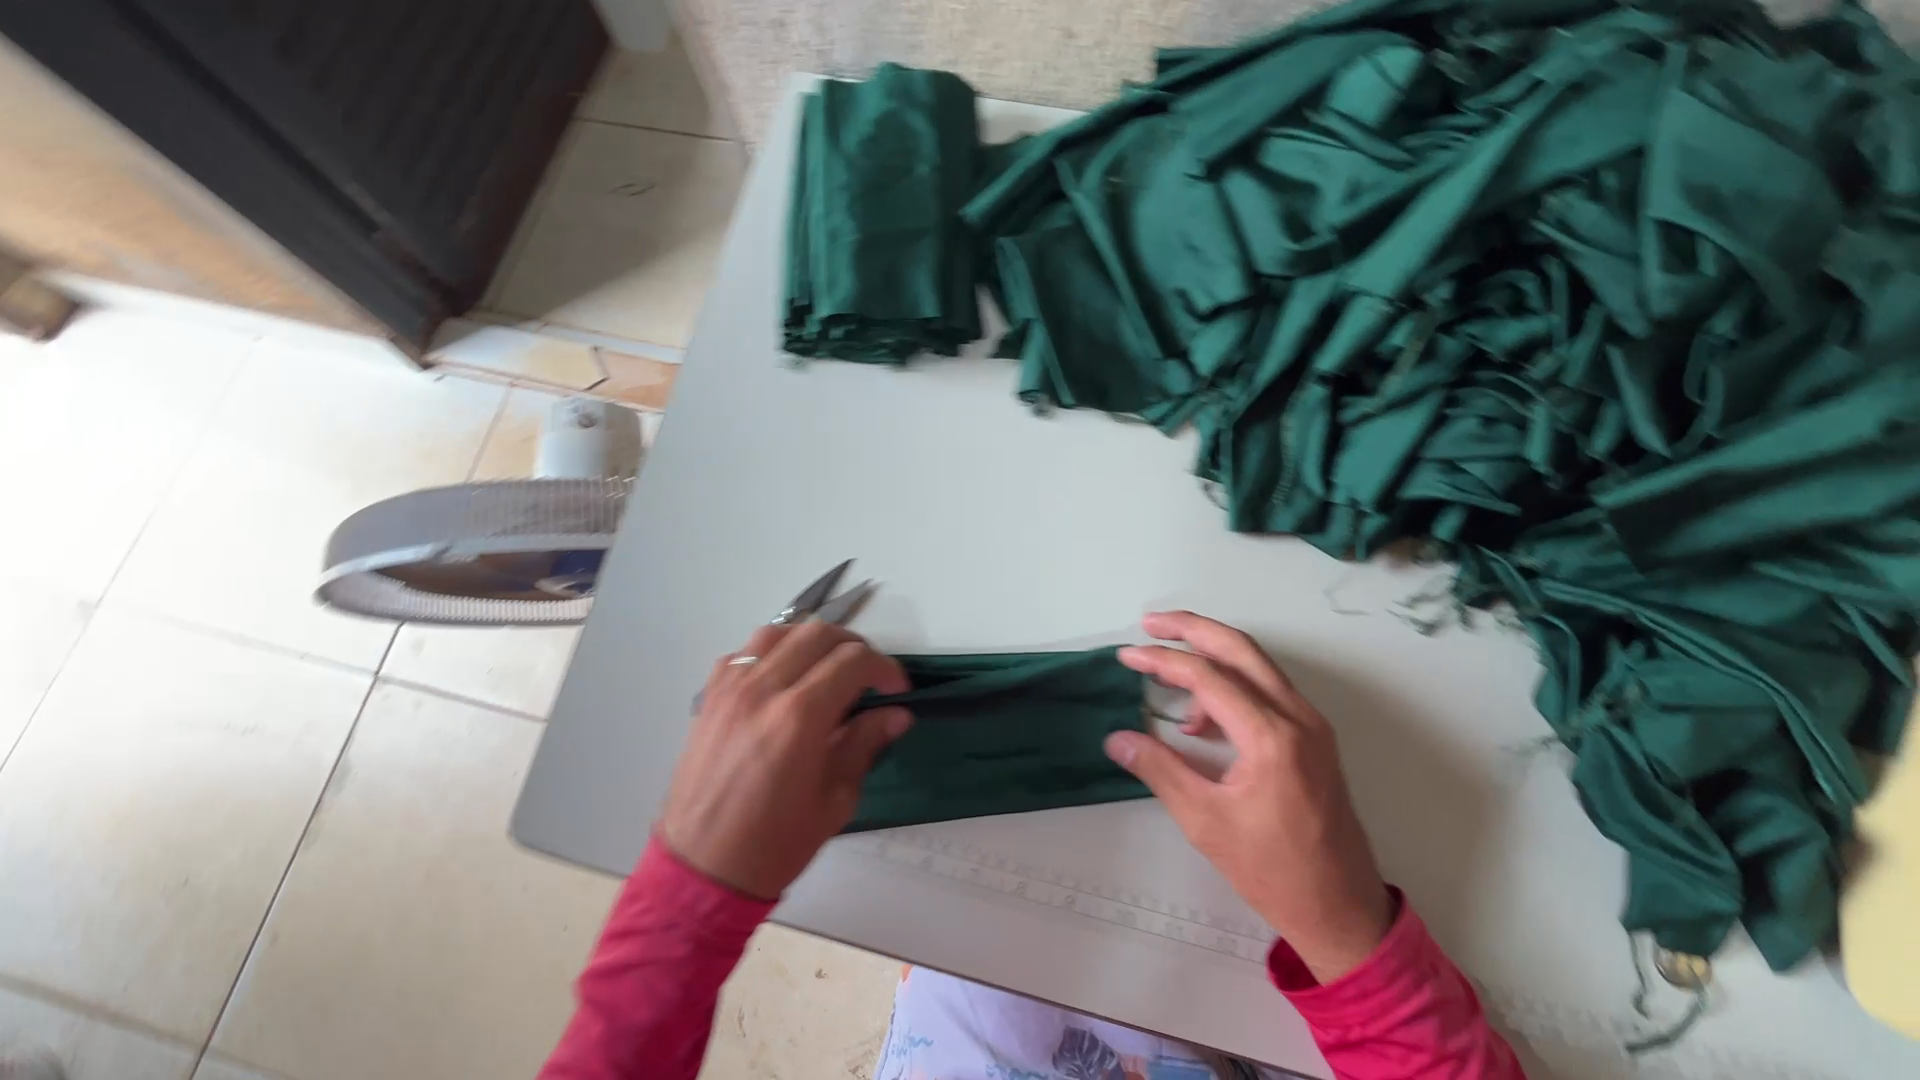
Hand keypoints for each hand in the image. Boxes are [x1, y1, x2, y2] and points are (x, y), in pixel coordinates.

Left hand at [660, 621, 913, 898]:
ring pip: (778, 632)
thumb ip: (865, 745)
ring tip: (828, 668)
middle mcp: (763, 689)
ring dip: (812, 641)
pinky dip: (772, 653)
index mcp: (799, 717)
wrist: (701, 867)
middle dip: (854, 648)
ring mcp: (730, 689)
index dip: (885, 668)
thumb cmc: (775, 843)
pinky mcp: (709, 697)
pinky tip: (783, 679)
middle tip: (869, 677)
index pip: (853, 661)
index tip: (896, 690)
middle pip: (818, 634)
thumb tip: (897, 714)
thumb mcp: (835, 800)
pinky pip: (744, 653)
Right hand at [1105, 611, 1393, 982]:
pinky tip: (1202, 718)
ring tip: (1166, 677)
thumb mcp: (1204, 821)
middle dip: (1192, 629)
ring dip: (1212, 655)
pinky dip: (1232, 685)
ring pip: (1257, 665)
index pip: (1208, 676)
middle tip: (1150, 623)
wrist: (1340, 908)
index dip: (1162, 661)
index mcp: (1271, 736)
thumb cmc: (1270, 869)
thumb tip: (1116, 738)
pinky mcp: (1314, 738)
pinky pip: (1268, 691)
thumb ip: (1160, 770)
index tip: (1126, 656)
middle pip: (1241, 649)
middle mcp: (1298, 717)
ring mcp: (1312, 725)